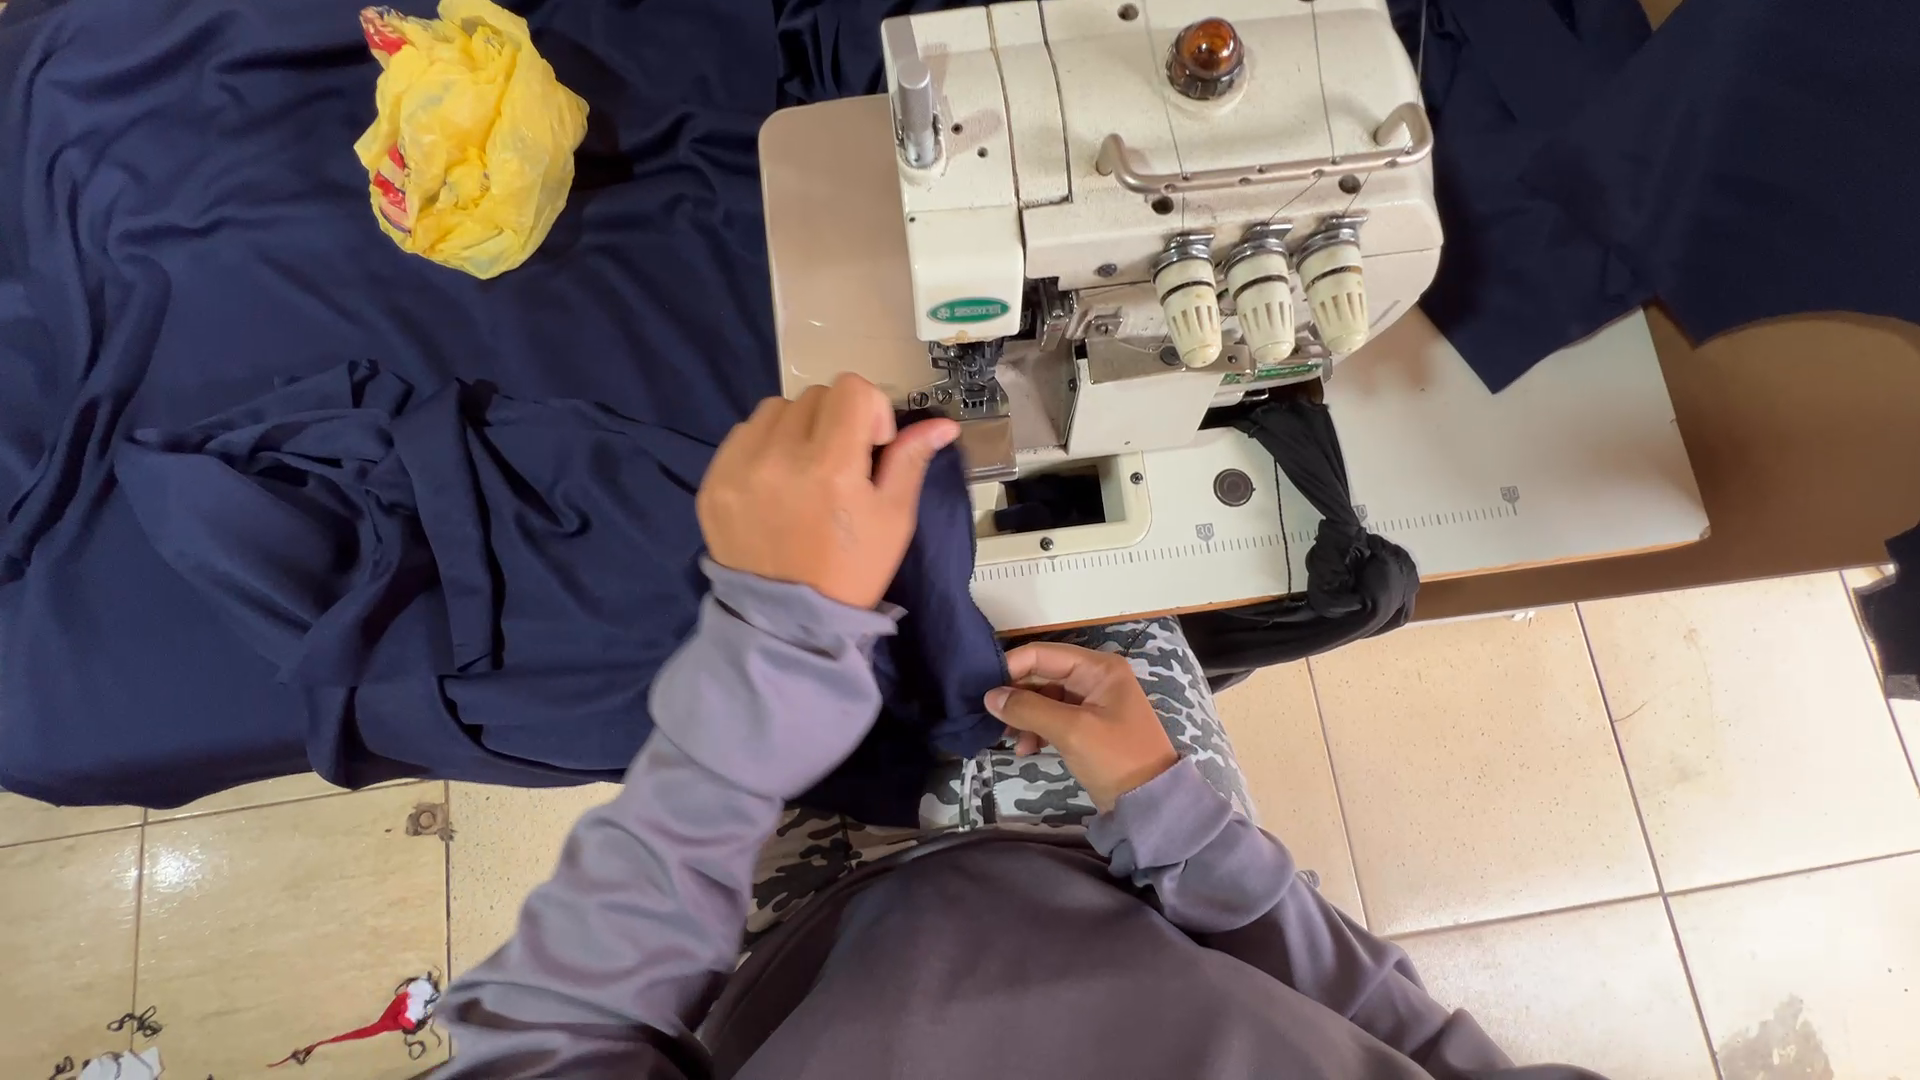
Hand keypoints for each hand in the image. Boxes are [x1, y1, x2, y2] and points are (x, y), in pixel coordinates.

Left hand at [698, 374, 959, 608]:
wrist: (789, 622)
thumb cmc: (852, 570)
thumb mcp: (894, 518)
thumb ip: (911, 460)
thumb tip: (942, 424)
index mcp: (831, 466)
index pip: (852, 388)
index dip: (871, 410)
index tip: (871, 446)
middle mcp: (779, 457)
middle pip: (815, 396)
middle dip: (835, 420)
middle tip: (840, 464)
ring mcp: (738, 470)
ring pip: (776, 409)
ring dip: (797, 429)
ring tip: (804, 471)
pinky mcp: (713, 483)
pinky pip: (742, 435)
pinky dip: (764, 447)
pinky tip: (776, 483)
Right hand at [984, 642, 1178, 811]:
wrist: (1153, 805)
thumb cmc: (1116, 758)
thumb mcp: (1072, 731)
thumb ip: (1029, 709)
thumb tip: (989, 696)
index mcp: (1098, 668)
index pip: (1043, 654)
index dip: (1011, 667)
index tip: (982, 688)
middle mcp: (1095, 677)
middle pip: (1042, 674)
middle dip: (1015, 695)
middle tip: (989, 716)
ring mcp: (1092, 702)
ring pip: (1044, 698)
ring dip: (1024, 716)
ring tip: (1007, 738)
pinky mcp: (1087, 726)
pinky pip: (1053, 718)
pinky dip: (1036, 730)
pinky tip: (1025, 749)